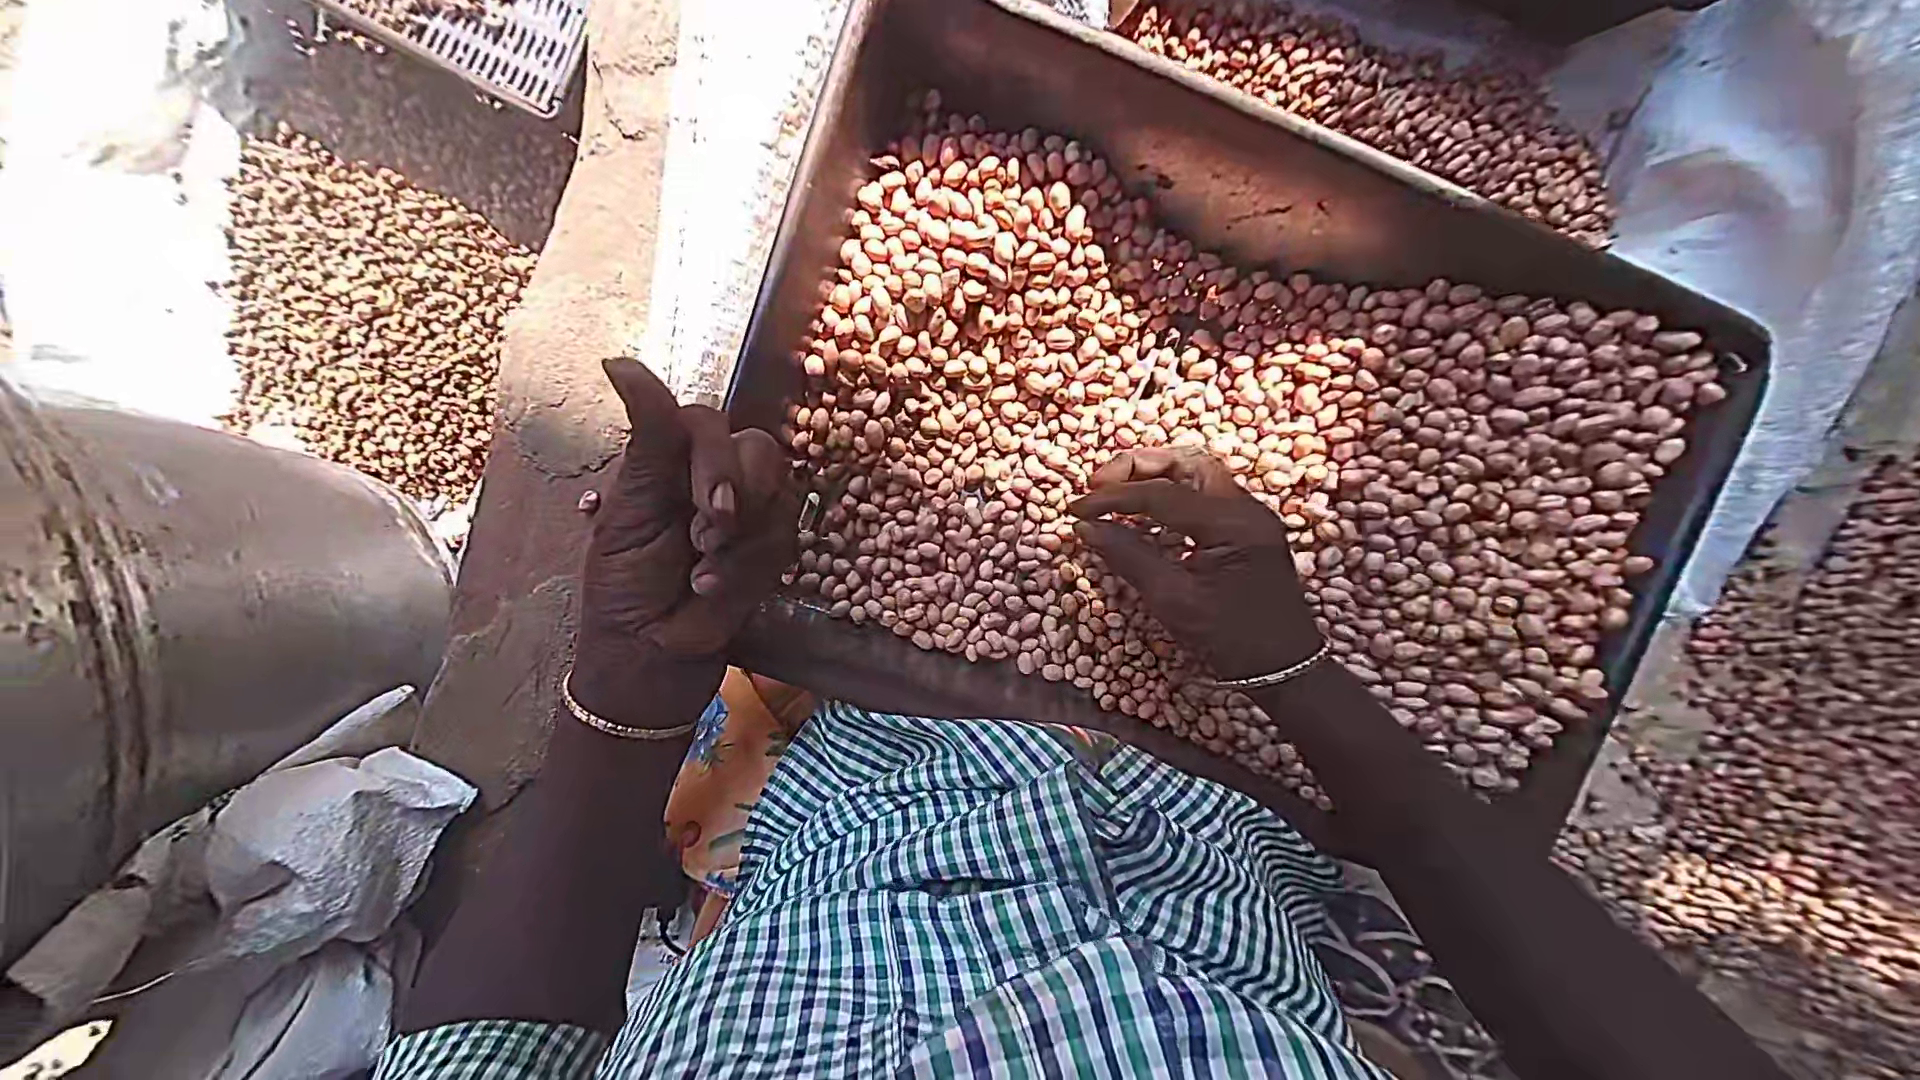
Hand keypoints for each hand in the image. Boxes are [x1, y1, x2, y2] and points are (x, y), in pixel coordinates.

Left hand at [572, 359, 798, 726]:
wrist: (652, 656)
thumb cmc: (625, 584)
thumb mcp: (630, 511)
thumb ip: (649, 440)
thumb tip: (619, 361)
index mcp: (672, 461)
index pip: (712, 423)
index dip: (717, 458)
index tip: (706, 507)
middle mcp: (715, 477)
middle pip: (759, 450)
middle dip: (737, 497)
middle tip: (705, 540)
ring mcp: (749, 511)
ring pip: (780, 493)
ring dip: (743, 542)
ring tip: (704, 572)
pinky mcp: (771, 546)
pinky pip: (786, 535)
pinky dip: (752, 566)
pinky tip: (717, 588)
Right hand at [1068, 447, 1320, 680]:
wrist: (1282, 666)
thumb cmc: (1228, 639)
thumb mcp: (1172, 600)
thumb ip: (1128, 556)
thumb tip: (1086, 527)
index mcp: (1232, 525)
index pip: (1162, 494)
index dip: (1112, 498)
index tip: (1077, 509)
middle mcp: (1246, 508)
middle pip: (1186, 462)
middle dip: (1137, 467)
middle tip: (1099, 485)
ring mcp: (1249, 515)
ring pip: (1196, 471)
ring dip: (1154, 474)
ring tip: (1115, 491)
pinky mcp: (1244, 526)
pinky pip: (1202, 493)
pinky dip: (1169, 491)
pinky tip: (1142, 509)